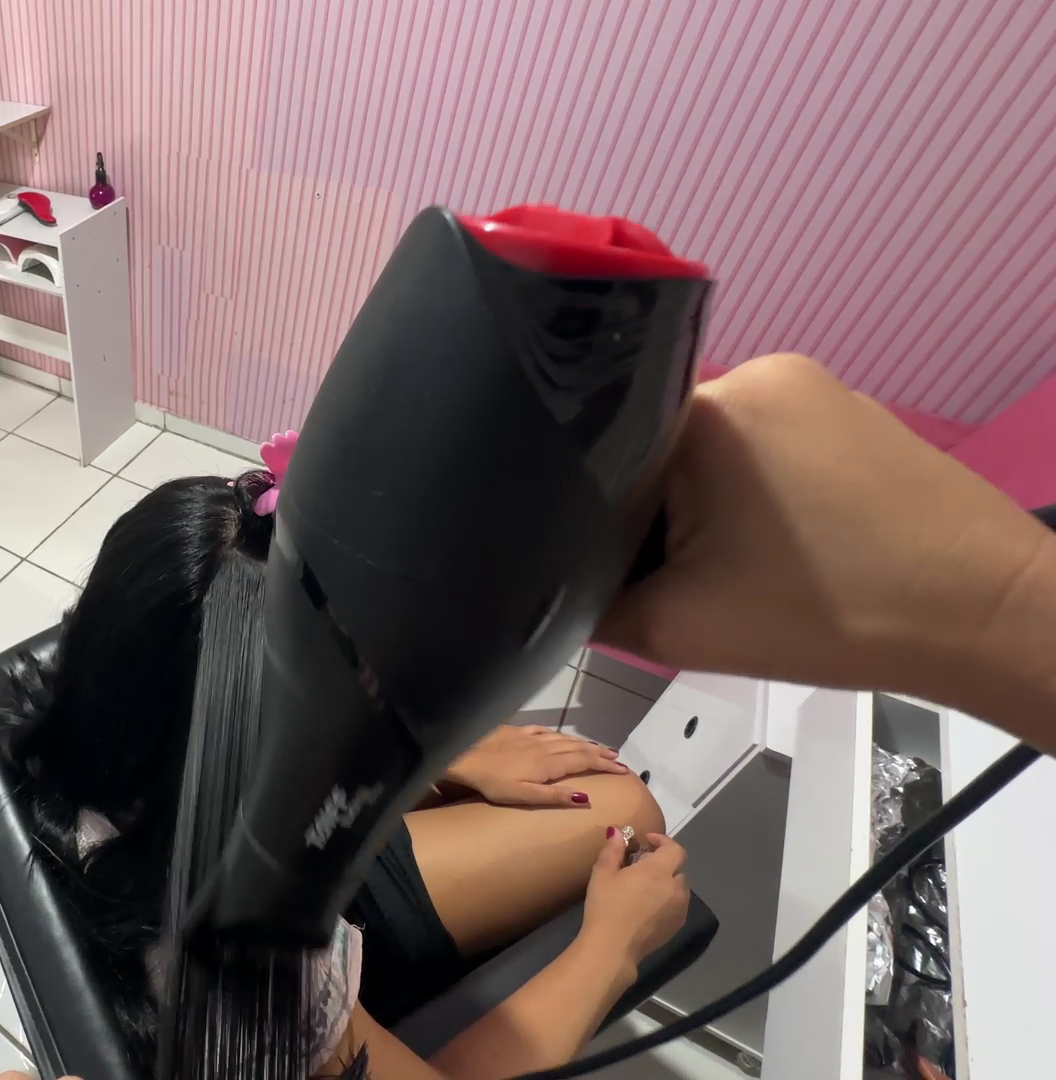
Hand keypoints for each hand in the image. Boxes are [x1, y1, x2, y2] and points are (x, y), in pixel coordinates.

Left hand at [443, 724, 628, 807]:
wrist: (463, 757)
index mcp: (548, 763)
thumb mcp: (524, 795)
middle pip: (577, 747)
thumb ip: (554, 796)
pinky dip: (557, 733)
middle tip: (617, 757)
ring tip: (597, 747)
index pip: (584, 761)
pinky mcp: (514, 730)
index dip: (604, 764)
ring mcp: (528, 736)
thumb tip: (586, 798)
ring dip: (582, 742)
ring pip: (562, 737)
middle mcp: (542, 746)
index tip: (623, 769)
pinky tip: (559, 735)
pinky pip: (543, 729)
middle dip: (599, 752)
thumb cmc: (493, 782)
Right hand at [577, 830, 689, 978]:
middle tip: (638, 862)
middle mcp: (676, 888)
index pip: (676, 850)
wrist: (615, 944)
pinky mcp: (678, 924)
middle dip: (662, 861)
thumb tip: (617, 832)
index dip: (664, 841)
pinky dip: (666, 896)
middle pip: (678, 868)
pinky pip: (677, 903)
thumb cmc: (606, 903)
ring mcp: (680, 909)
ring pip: (679, 886)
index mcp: (658, 871)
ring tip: (642, 884)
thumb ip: (613, 850)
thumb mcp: (602, 872)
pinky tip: (645, 904)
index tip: (646, 840)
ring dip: (665, 879)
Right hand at [597, 353, 1055, 744]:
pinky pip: (750, 437)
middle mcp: (753, 374)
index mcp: (703, 413)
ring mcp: (808, 383)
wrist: (1000, 623)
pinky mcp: (845, 405)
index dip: (584, 505)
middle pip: (644, 442)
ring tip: (712, 548)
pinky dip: (735, 481)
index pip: (598, 447)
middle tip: (655, 563)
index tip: (597, 553)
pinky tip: (760, 530)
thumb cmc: (830, 617)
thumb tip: (547, 590)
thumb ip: (583, 606)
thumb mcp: (667, 627)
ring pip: (693, 441)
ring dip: (684, 491)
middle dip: (638, 502)